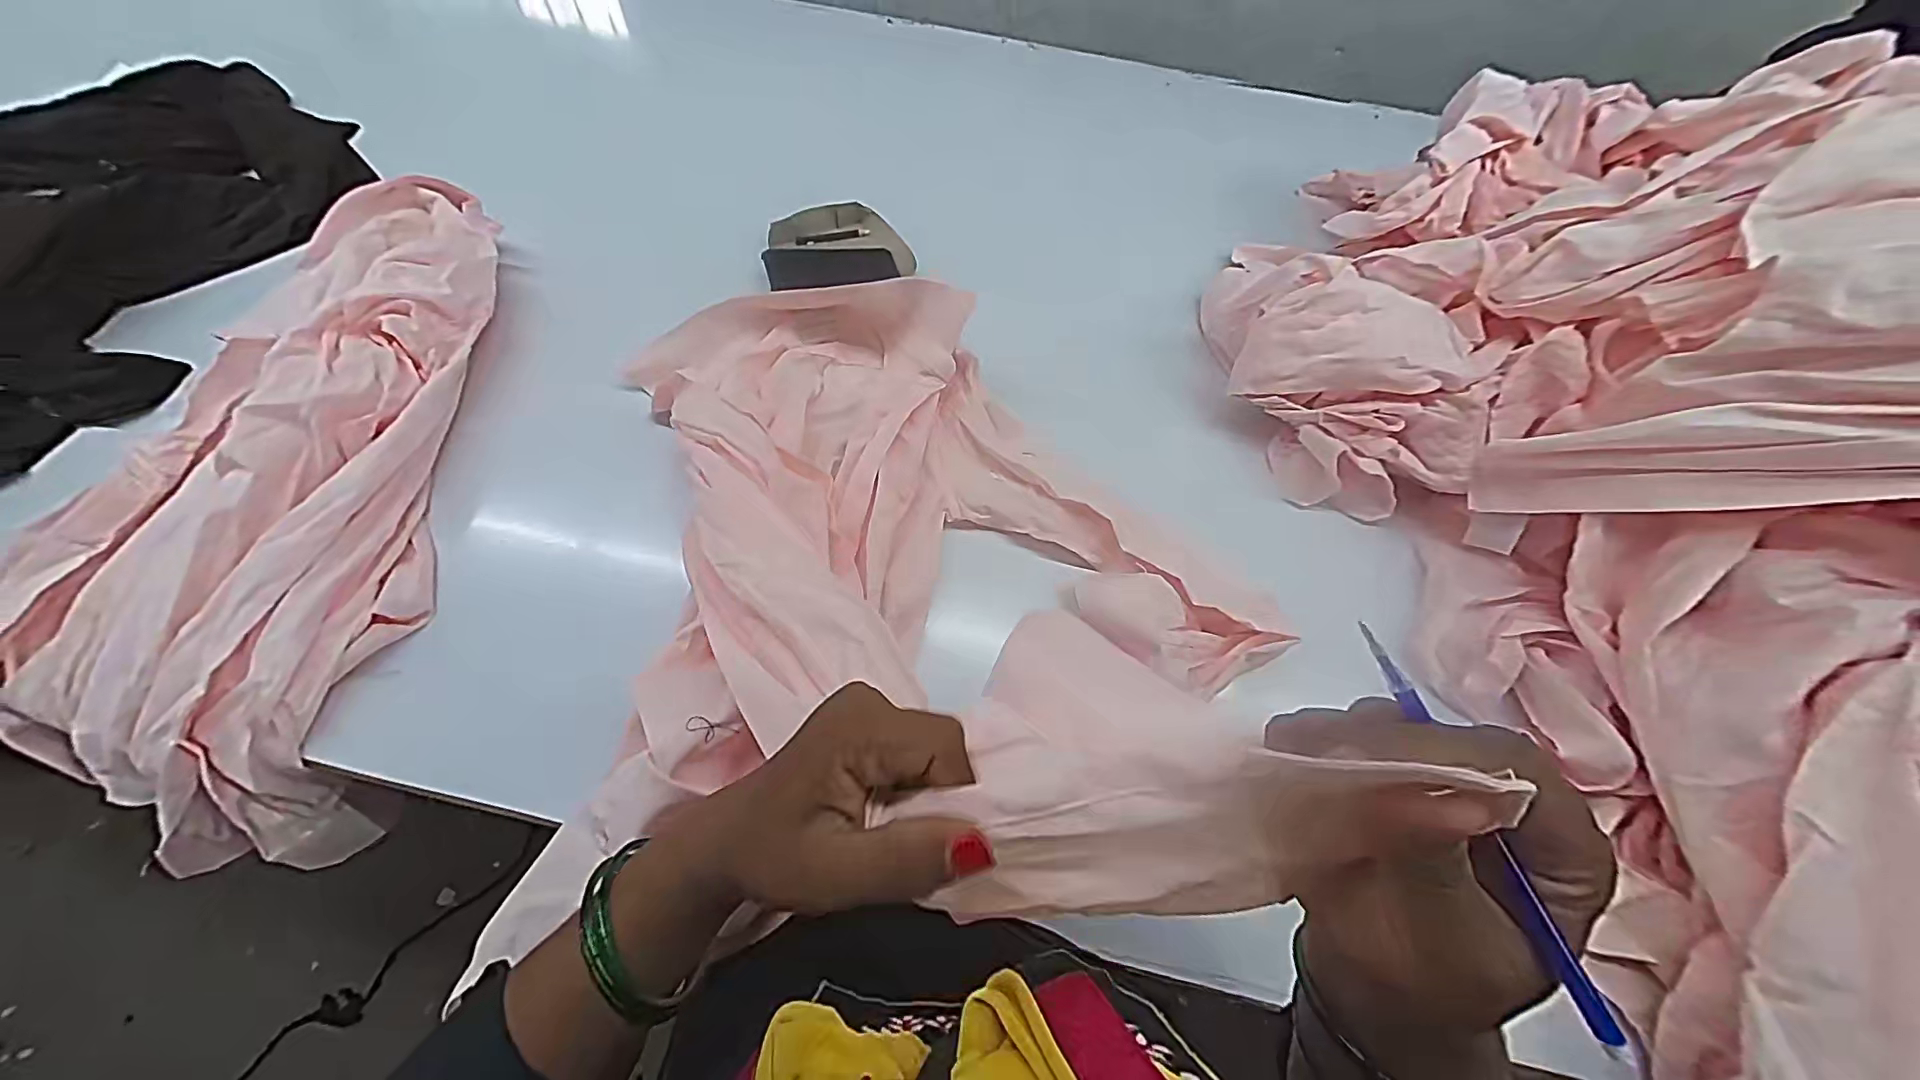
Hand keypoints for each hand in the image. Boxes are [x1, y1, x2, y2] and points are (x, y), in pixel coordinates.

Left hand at [648, 682, 994, 914]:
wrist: (726, 844)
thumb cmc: (770, 857)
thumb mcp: (834, 875)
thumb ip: (906, 860)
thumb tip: (982, 844)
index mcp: (860, 724)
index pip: (948, 752)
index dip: (957, 803)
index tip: (931, 849)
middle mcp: (870, 701)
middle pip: (947, 747)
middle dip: (944, 801)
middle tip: (904, 843)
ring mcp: (870, 707)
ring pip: (940, 752)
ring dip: (932, 797)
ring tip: (890, 830)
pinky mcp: (871, 722)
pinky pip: (923, 753)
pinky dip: (919, 789)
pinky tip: (887, 813)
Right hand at [1264, 699, 1615, 1075]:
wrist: (1379, 989)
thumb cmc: (1427, 981)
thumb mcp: (1447, 940)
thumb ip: (1435, 864)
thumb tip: (1426, 791)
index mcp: (1554, 845)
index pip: (1513, 762)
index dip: (1444, 752)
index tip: (1369, 760)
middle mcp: (1499, 796)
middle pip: (1440, 733)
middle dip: (1375, 740)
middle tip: (1316, 755)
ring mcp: (1434, 776)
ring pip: (1388, 724)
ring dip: (1335, 734)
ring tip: (1294, 758)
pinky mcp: (1382, 768)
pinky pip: (1345, 734)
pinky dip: (1311, 740)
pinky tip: (1288, 760)